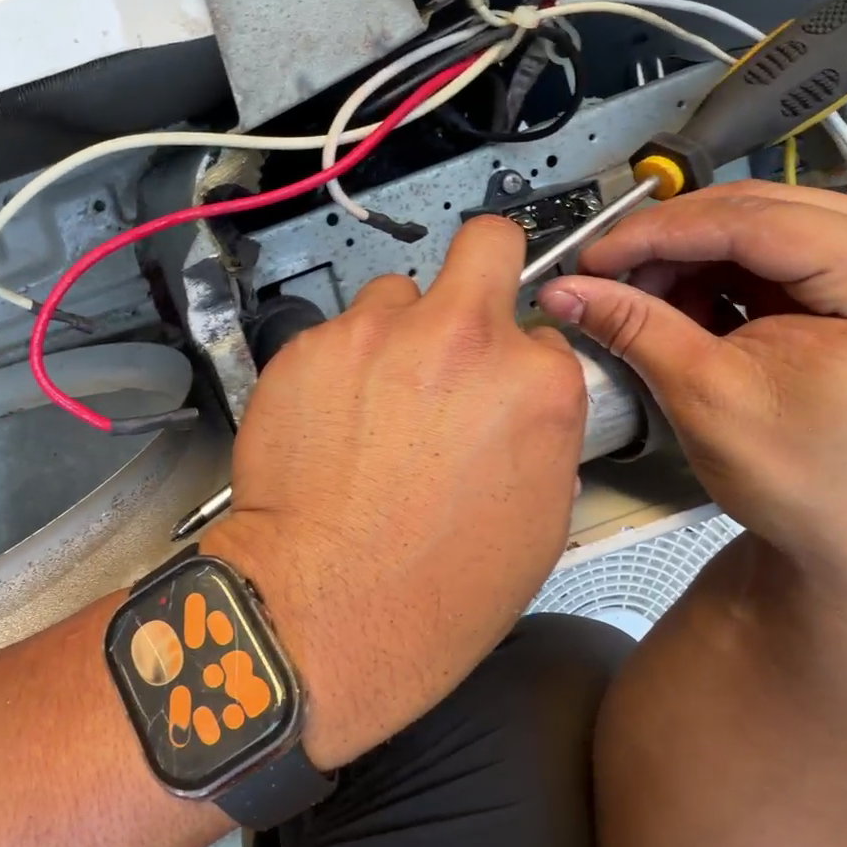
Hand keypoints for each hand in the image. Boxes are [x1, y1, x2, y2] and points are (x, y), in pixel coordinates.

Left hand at [199, 216, 588, 769]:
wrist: (324, 604)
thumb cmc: (432, 587)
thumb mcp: (536, 517)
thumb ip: (536, 429)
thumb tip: (519, 399)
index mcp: (534, 383)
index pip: (537, 330)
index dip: (513, 356)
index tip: (492, 375)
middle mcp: (459, 340)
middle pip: (484, 243)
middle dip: (479, 267)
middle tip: (454, 316)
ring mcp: (377, 335)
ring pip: (392, 295)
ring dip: (392, 332)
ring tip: (371, 397)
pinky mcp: (309, 348)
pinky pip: (332, 335)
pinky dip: (335, 364)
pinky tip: (328, 420)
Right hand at [537, 182, 846, 635]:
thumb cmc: (829, 498)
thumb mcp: (709, 396)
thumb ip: (632, 326)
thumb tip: (568, 289)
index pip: (755, 218)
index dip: (655, 233)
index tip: (594, 254)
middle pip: (769, 215)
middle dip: (675, 248)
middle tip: (611, 279)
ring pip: (778, 232)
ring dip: (702, 264)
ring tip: (658, 311)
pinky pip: (800, 260)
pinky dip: (736, 282)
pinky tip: (701, 318)